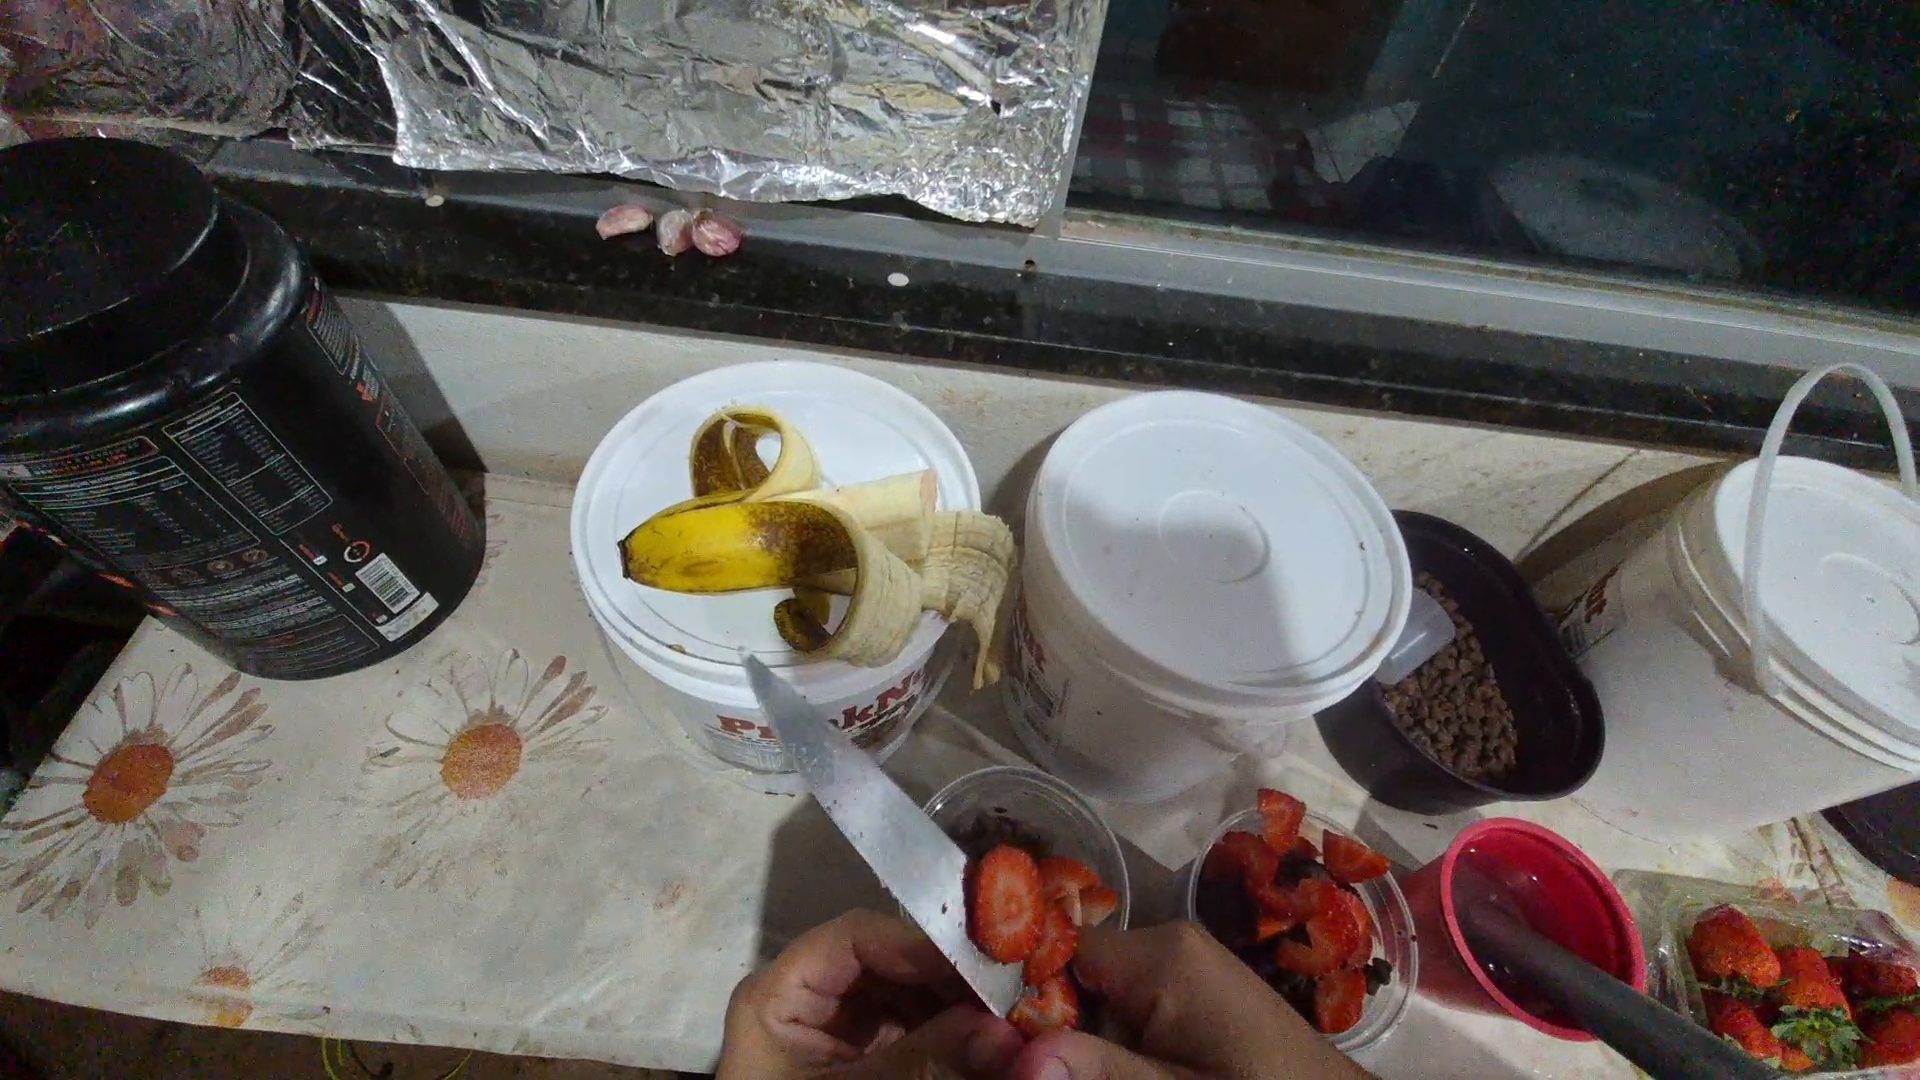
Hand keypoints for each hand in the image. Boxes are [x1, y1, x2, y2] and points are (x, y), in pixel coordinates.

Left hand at [716, 909, 1025, 1079]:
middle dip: (950, 980)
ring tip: (1007, 1019)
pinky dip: (948, 1034)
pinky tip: (984, 1041)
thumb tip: (1008, 1032)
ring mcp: (837, 1027)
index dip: (920, 945)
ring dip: (957, 1007)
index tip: (981, 964)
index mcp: (780, 992)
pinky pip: (911, 1026)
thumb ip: (926, 1063)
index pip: (856, 937)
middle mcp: (810, 995)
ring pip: (908, 992)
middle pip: (890, 962)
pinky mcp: (862, 1057)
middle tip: (1009, 996)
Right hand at [1009, 922, 1374, 1079]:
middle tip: (1042, 1071)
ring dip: (1088, 1042)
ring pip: (1102, 996)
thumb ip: (1101, 1074)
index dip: (1026, 995)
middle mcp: (1168, 942)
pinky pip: (1134, 1006)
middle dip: (1056, 1028)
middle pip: (1078, 976)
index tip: (1002, 1044)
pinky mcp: (1197, 989)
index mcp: (1161, 954)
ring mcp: (1185, 964)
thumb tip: (1015, 1059)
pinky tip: (1126, 1072)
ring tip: (1072, 1069)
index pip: (1061, 951)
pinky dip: (1119, 1043)